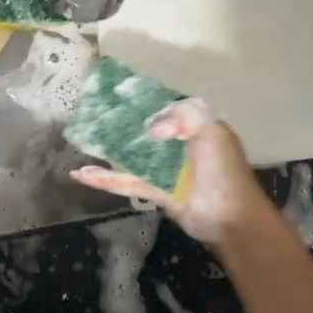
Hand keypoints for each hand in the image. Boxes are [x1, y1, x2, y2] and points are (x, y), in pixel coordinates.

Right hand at [69, 98, 272, 242]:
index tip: (118, 93)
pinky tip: (82, 174)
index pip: (166, 108)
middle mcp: (179, 146)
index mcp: (196, 127)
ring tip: (80, 140)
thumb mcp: (211, 129)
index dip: (143, 101)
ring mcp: (165, 170)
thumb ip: (183, 115)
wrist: (232, 219)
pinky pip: (127, 182)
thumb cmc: (224, 170)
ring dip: (107, 150)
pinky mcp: (155, 192)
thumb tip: (150, 129)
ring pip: (131, 156)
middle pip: (144, 131)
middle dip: (120, 123)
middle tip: (91, 113)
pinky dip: (105, 179)